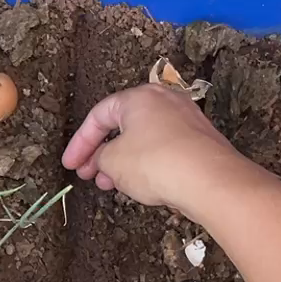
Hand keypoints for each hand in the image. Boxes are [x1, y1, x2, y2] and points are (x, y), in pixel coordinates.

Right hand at [62, 84, 245, 210]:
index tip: (70, 165)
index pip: (98, 115)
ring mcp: (185, 119)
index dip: (79, 143)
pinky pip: (162, 148)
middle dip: (101, 153)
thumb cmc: (155, 163)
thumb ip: (99, 158)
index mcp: (138, 97)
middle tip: (88, 174)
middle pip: (122, 125)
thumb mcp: (112, 161)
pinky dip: (145, 162)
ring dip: (122, 160)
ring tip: (110, 184)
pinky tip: (138, 183)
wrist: (210, 180)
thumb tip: (102, 160)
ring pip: (142, 138)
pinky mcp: (199, 140)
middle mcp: (164, 100)